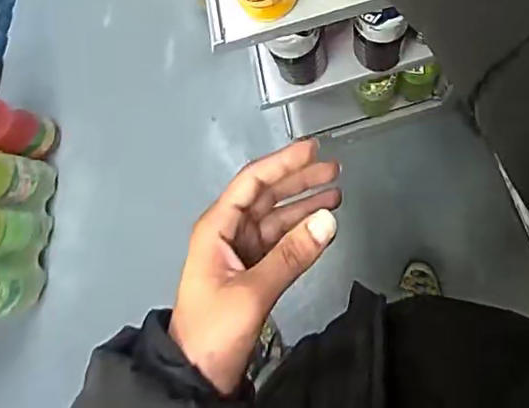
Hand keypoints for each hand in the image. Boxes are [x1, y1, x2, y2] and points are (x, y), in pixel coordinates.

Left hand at [169, 140, 341, 394]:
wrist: (193, 378)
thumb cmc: (211, 331)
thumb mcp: (252, 292)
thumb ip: (291, 256)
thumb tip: (326, 220)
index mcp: (217, 226)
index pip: (253, 181)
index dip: (283, 162)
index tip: (311, 150)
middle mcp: (228, 230)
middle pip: (267, 194)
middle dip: (299, 180)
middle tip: (331, 169)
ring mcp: (240, 250)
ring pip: (277, 216)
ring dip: (304, 204)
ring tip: (334, 193)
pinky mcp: (251, 270)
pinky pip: (280, 240)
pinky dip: (300, 231)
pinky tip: (320, 224)